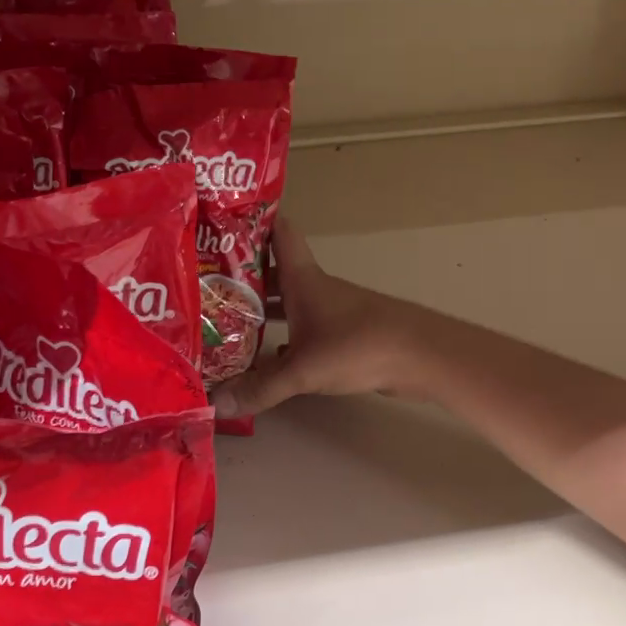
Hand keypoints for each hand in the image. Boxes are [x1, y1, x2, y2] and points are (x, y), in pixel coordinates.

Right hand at [213, 216, 425, 418]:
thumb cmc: (357, 346)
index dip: (253, 221)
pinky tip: (267, 359)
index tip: (222, 222)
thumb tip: (215, 405)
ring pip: (289, 305)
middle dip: (243, 278)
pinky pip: (304, 333)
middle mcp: (315, 289)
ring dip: (262, 313)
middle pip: (275, 274)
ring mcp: (331, 313)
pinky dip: (283, 342)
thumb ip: (259, 387)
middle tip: (207, 289)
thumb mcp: (301, 369)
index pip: (278, 232)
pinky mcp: (344, 337)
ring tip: (226, 326)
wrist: (419, 357)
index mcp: (302, 280)